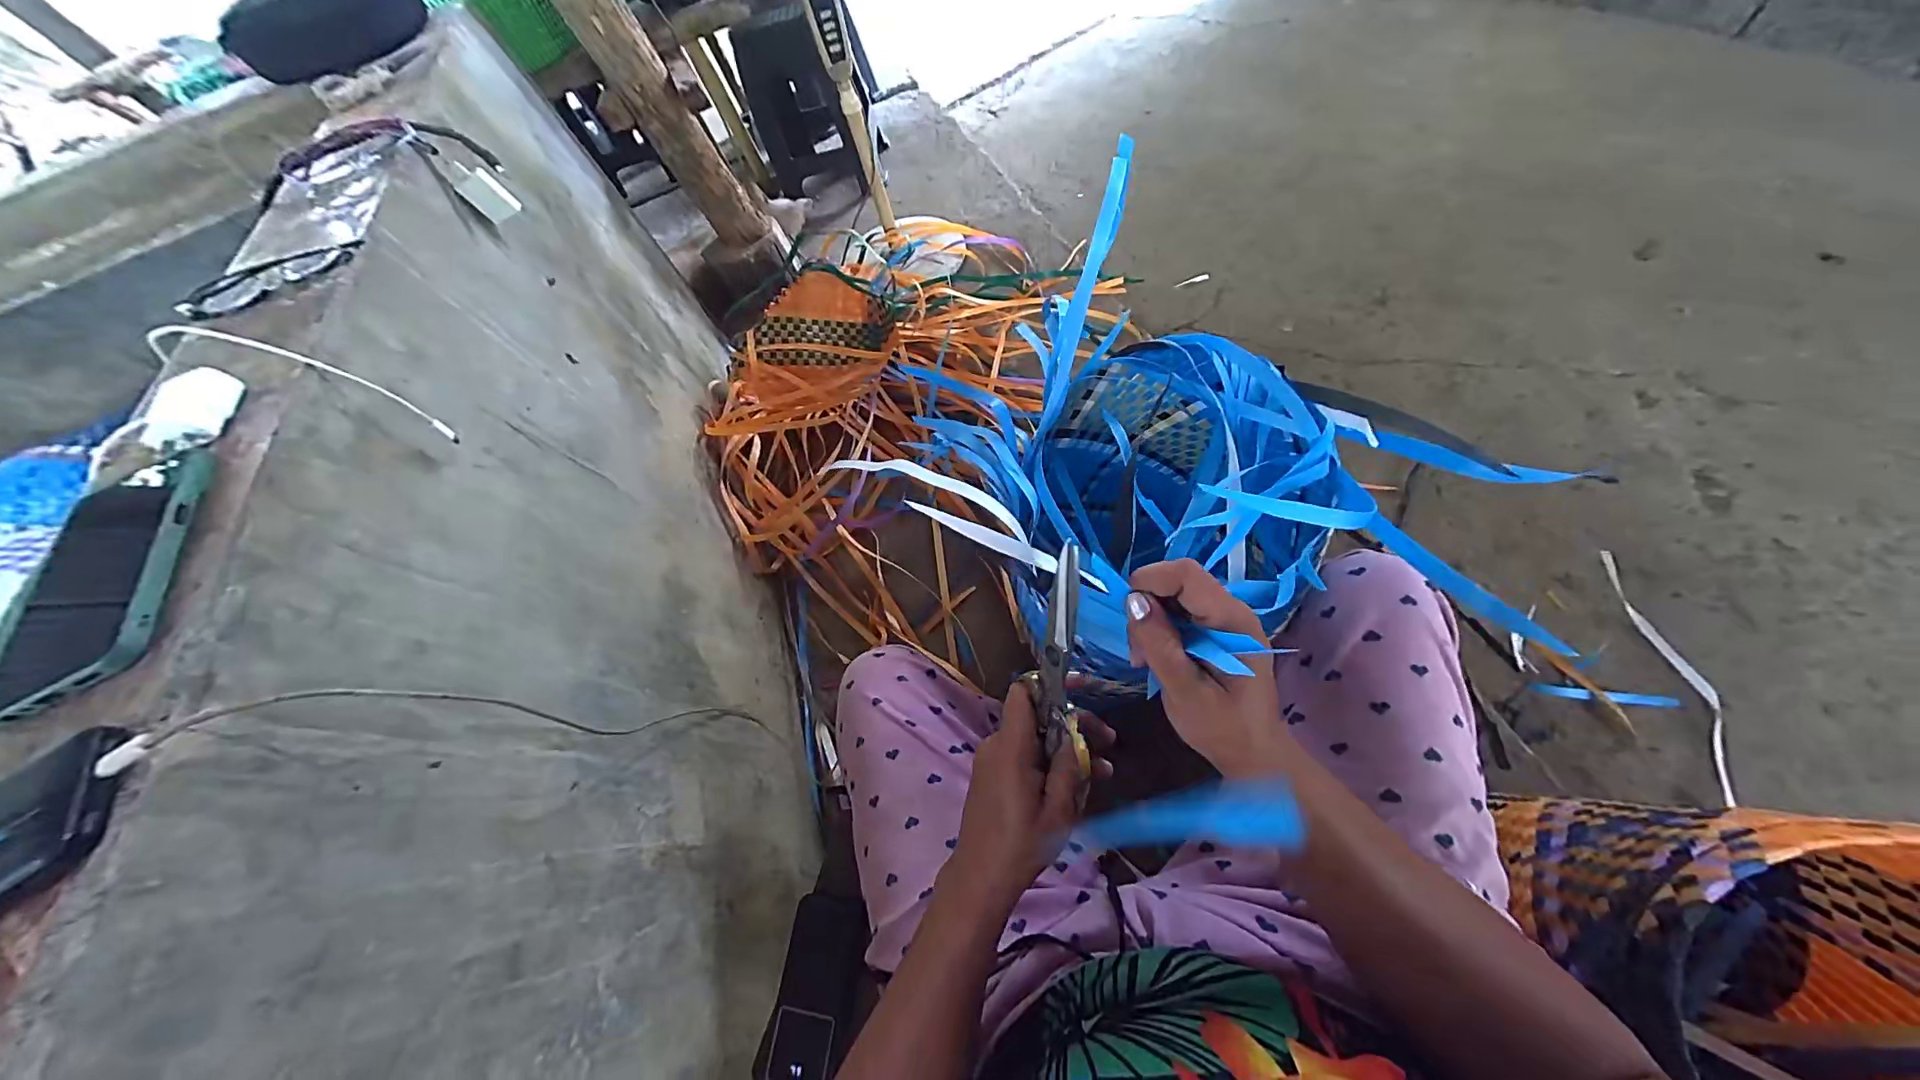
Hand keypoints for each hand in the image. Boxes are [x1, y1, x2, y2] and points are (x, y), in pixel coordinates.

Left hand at [950, 682, 1112, 905]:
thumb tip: (1074, 732)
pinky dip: (1050, 762)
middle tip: (1109, 741)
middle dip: (1074, 724)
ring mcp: (993, 760)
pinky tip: (1078, 784)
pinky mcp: (994, 775)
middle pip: (1038, 716)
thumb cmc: (1021, 844)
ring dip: (1067, 749)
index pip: (1024, 692)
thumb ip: (1069, 765)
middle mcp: (998, 745)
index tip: (1084, 688)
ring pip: (1035, 739)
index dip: (1052, 682)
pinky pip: (1025, 756)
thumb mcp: (1058, 808)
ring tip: (1104, 772)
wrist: (980, 877)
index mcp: (1010, 746)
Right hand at [1125, 559, 1287, 774]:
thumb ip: (1161, 646)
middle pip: (1176, 581)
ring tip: (1146, 661)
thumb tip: (1134, 602)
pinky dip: (1157, 629)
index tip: (1128, 615)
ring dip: (1149, 620)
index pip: (1186, 574)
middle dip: (1146, 606)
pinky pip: (1176, 611)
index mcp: (1233, 621)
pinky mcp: (1212, 629)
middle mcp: (1230, 610)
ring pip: (1171, 595)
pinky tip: (1156, 658)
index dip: (1149, 581)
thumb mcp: (1186, 693)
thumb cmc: (1224, 729)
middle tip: (1138, 652)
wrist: (1254, 754)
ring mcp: (1222, 619)